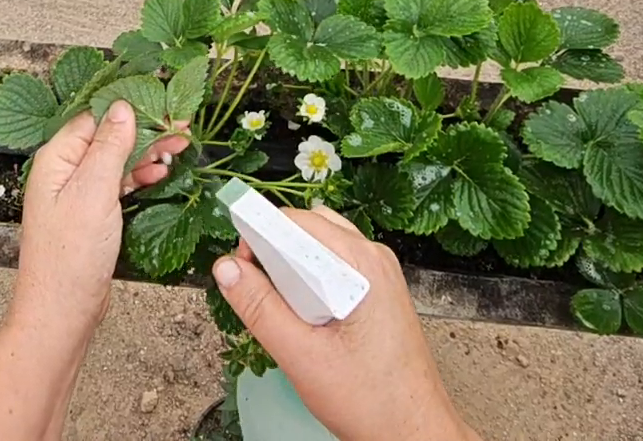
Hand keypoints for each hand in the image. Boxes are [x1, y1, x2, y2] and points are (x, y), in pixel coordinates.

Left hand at [12, 101, 190, 336]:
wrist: (62, 314)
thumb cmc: (69, 258)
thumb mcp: (93, 193)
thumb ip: (110, 147)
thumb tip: (123, 108)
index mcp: (57, 158)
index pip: (96, 116)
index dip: (130, 108)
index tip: (161, 103)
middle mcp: (64, 170)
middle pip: (109, 135)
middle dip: (144, 128)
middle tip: (179, 125)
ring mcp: (77, 192)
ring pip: (116, 158)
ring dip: (146, 151)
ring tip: (178, 145)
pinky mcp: (90, 212)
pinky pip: (117, 181)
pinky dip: (138, 174)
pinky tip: (158, 172)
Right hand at [213, 205, 478, 440]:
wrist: (415, 436)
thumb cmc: (373, 403)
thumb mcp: (302, 357)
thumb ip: (259, 308)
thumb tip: (226, 268)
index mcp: (361, 264)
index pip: (296, 223)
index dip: (259, 236)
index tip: (238, 262)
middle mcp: (373, 258)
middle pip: (306, 228)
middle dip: (273, 252)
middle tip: (258, 292)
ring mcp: (378, 272)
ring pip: (317, 244)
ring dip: (291, 266)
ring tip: (283, 309)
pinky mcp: (377, 288)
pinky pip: (332, 264)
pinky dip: (309, 279)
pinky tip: (305, 316)